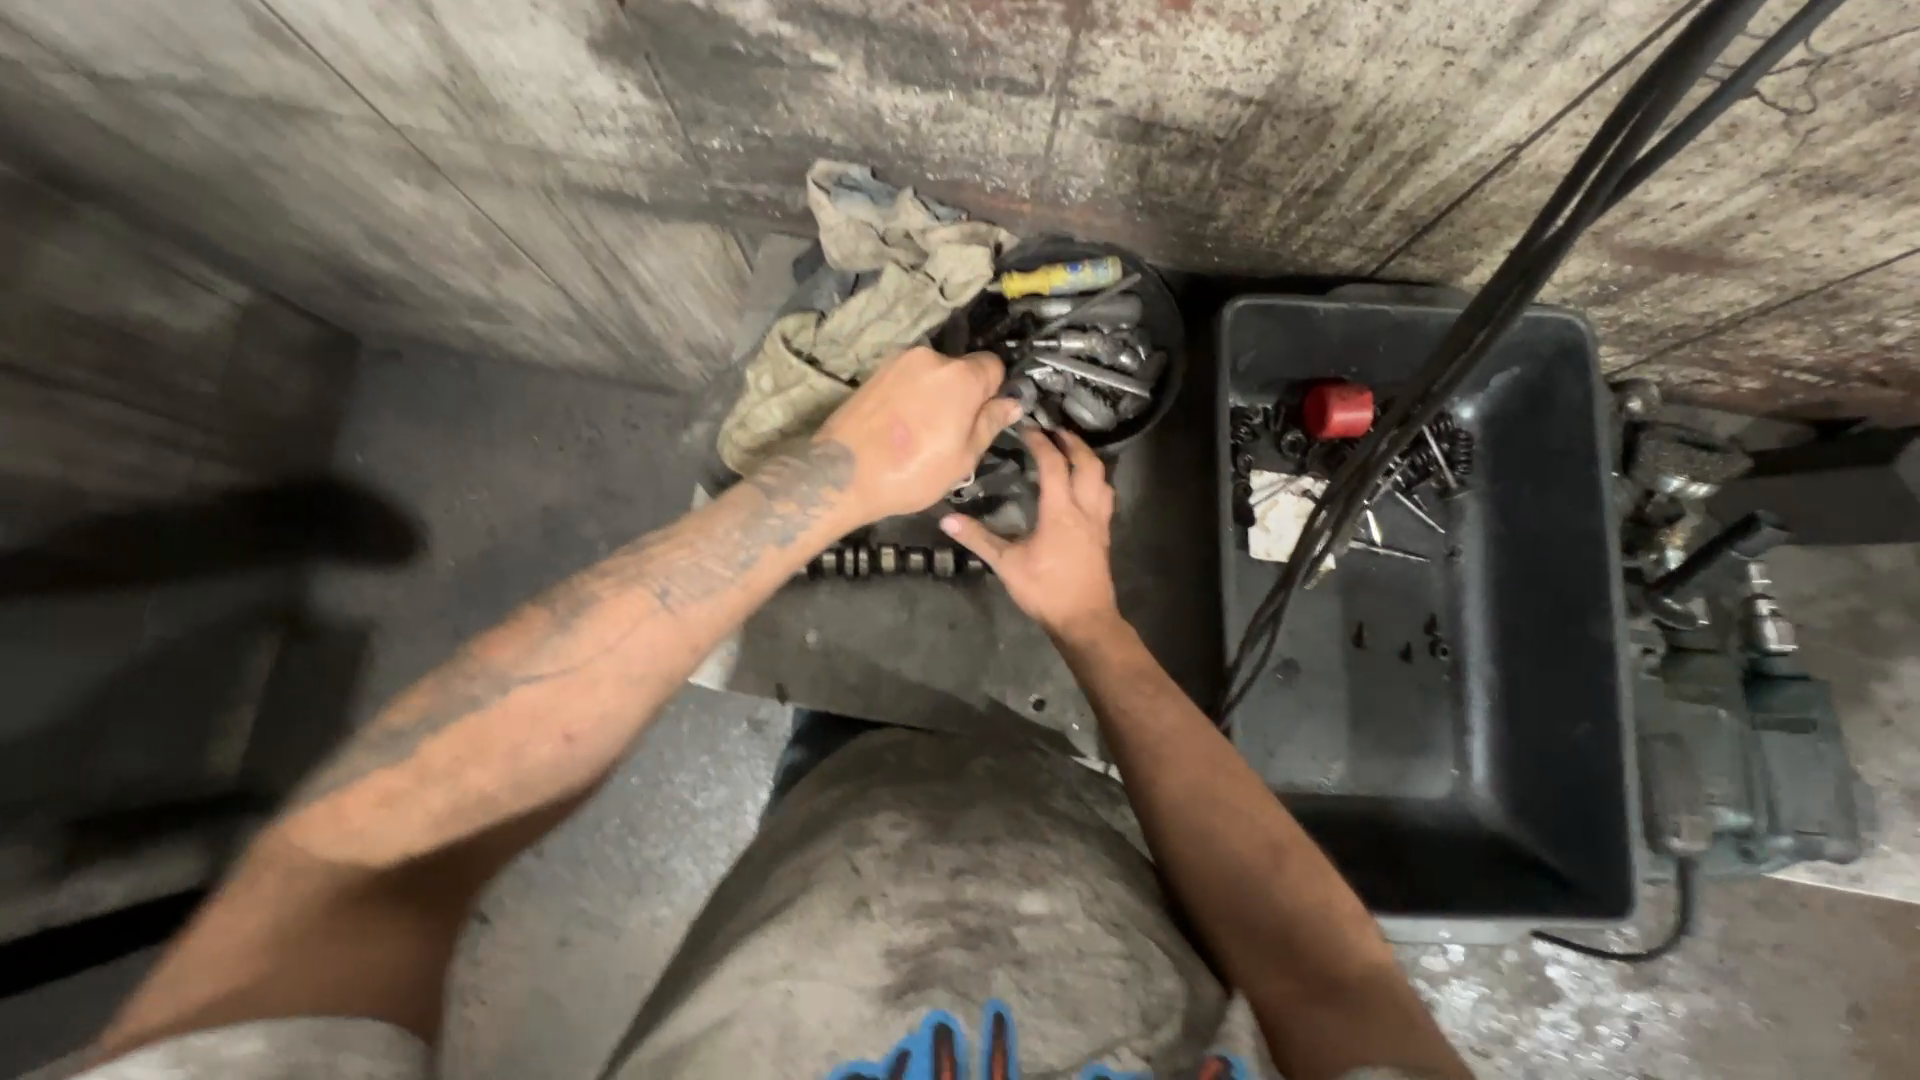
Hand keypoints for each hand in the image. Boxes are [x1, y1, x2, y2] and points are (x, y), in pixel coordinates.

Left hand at [818, 346, 1022, 522]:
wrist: (841, 474)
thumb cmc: (911, 472)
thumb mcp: (962, 458)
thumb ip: (990, 424)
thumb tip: (1011, 403)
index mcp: (960, 376)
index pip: (994, 367)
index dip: (994, 393)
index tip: (984, 419)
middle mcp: (930, 357)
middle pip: (961, 370)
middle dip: (963, 395)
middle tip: (951, 433)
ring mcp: (898, 361)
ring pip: (933, 375)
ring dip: (935, 396)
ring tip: (921, 434)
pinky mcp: (874, 372)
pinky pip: (908, 379)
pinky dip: (911, 397)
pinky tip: (901, 427)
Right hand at [941, 429, 1119, 637]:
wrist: (1084, 620)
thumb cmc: (1045, 591)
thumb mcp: (1007, 565)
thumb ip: (978, 539)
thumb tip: (947, 520)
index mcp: (1061, 511)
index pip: (1054, 464)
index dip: (1041, 443)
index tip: (1028, 429)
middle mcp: (1085, 510)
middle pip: (1088, 463)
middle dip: (1073, 442)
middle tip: (1056, 431)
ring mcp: (1099, 522)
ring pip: (1103, 479)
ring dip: (1089, 460)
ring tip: (1073, 452)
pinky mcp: (1104, 536)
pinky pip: (1105, 497)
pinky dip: (1096, 481)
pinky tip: (1084, 487)